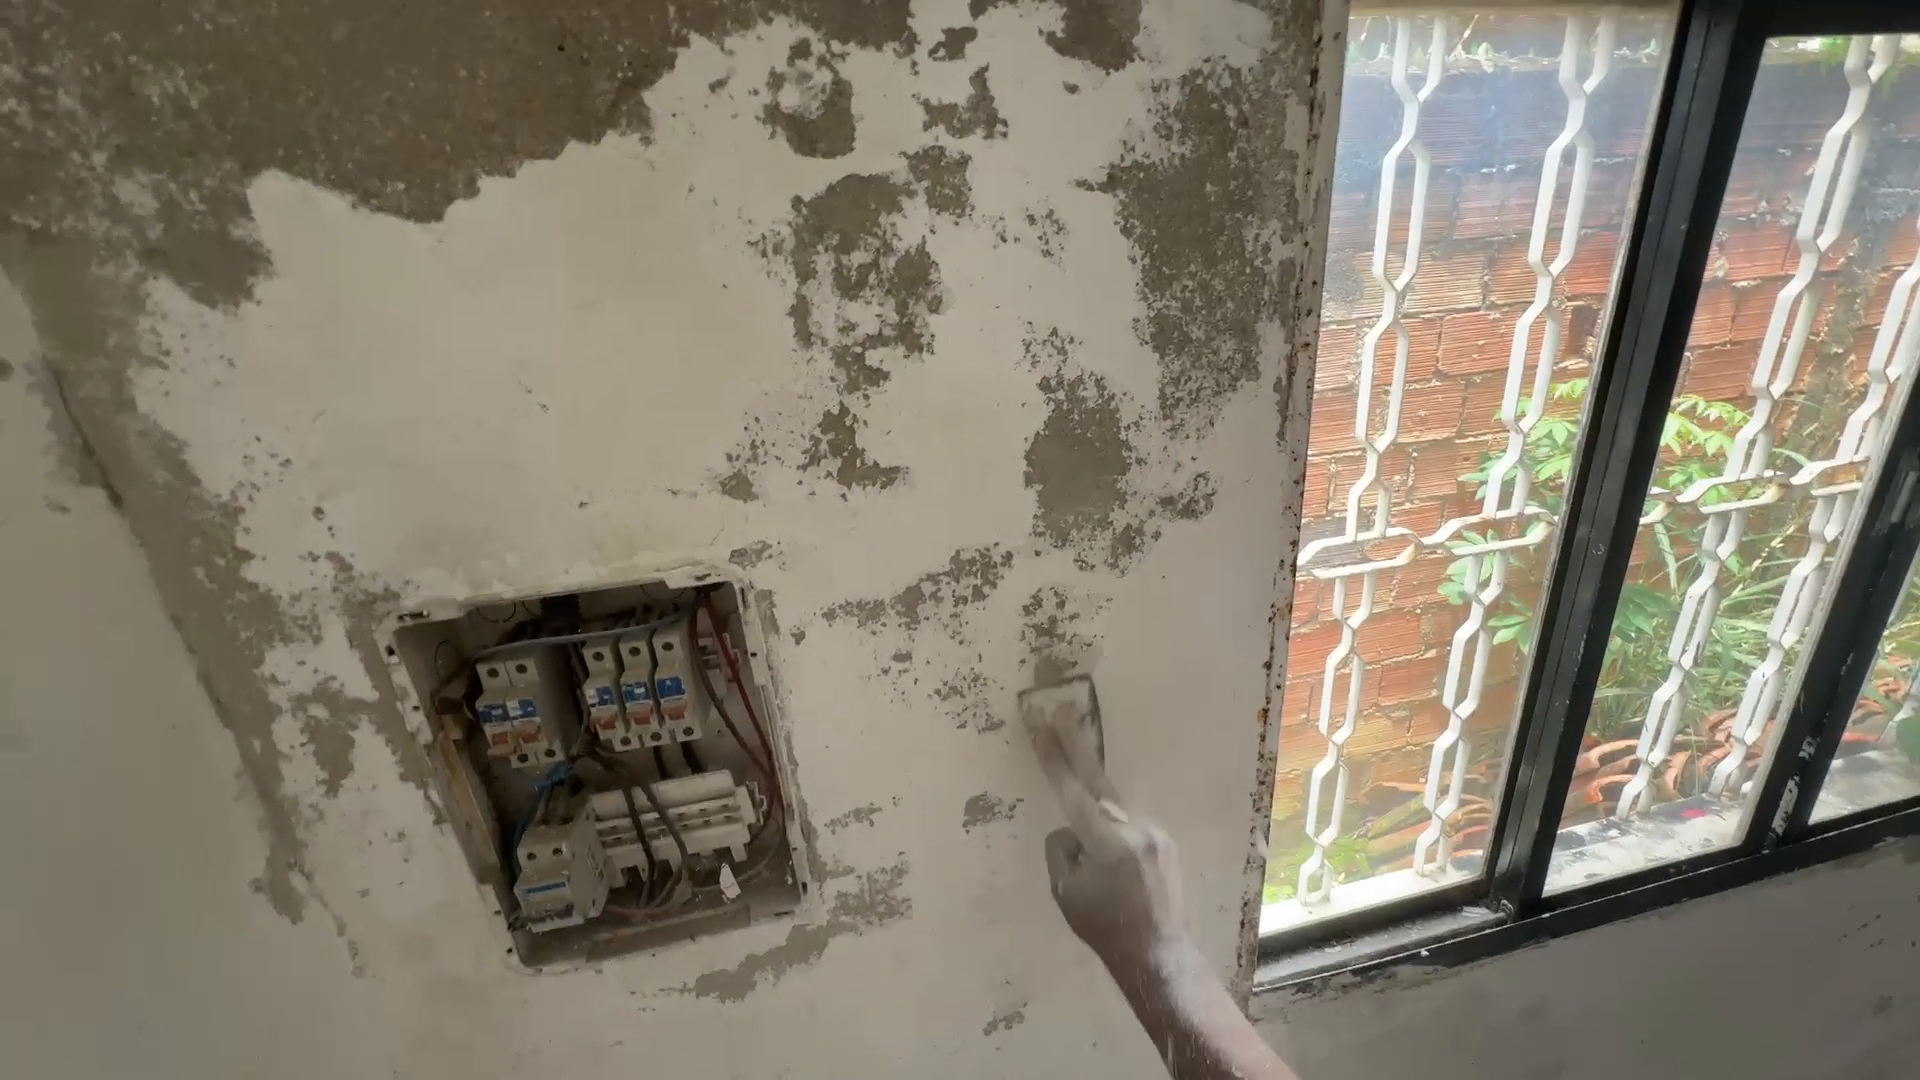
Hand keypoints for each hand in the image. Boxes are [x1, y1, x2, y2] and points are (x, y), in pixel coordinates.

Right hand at [1027, 720, 1187, 970]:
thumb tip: (1069, 828)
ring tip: (1096, 855)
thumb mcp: (1065, 891)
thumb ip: (1060, 848)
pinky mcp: (1166, 840)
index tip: (1041, 724)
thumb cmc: (1104, 928)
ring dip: (1097, 817)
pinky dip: (1115, 836)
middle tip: (1061, 710)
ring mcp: (1154, 831)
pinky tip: (1117, 868)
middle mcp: (1134, 828)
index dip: (1053, 756)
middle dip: (1076, 743)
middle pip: (1097, 778)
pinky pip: (1129, 827)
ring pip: (1113, 811)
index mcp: (1106, 841)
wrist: (1160, 956)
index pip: (1071, 789)